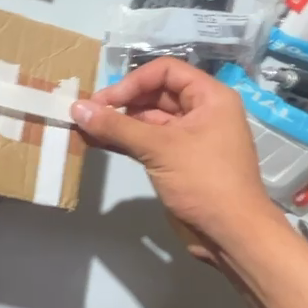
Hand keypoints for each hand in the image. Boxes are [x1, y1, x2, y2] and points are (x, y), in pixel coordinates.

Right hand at [68, 58, 281, 253]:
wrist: (231, 235)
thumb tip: (76, 108)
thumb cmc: (204, 181)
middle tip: (87, 114)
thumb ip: (116, 125)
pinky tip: (95, 142)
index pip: (166, 71)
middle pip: (154, 94)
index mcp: (210, 98)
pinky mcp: (176, 161)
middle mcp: (201, 112)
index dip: (134, 82)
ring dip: (117, 123)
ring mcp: (188, 138)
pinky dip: (122, 140)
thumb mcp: (159, 148)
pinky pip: (145, 142)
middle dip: (121, 102)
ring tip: (83, 127)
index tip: (105, 101)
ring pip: (147, 120)